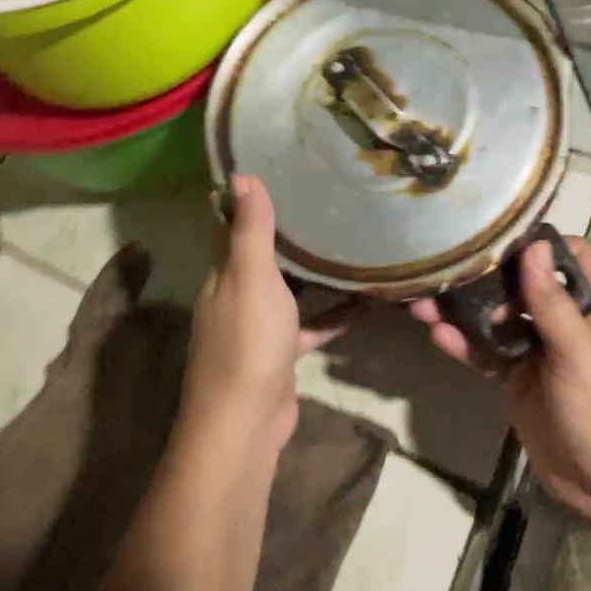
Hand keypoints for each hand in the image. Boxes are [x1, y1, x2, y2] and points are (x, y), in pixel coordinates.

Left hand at [183, 175, 356, 454]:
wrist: (245, 422)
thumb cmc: (247, 341)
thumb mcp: (251, 277)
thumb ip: (250, 230)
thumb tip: (240, 174)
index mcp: (224, 274)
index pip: (231, 226)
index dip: (248, 199)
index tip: (280, 167)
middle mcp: (237, 296)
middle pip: (263, 255)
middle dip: (289, 231)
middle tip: (329, 198)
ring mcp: (260, 327)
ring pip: (289, 288)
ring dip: (314, 270)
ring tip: (351, 241)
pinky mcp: (283, 354)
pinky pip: (312, 324)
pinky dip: (334, 314)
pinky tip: (366, 302)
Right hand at [410, 237, 590, 522]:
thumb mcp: (581, 354)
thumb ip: (554, 303)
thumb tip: (533, 247)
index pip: (573, 256)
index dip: (542, 244)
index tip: (501, 237)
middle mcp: (569, 321)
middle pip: (526, 284)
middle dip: (490, 276)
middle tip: (450, 269)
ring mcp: (541, 350)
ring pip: (500, 318)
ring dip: (466, 310)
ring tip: (424, 302)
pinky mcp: (519, 378)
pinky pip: (489, 353)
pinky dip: (465, 344)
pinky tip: (437, 335)